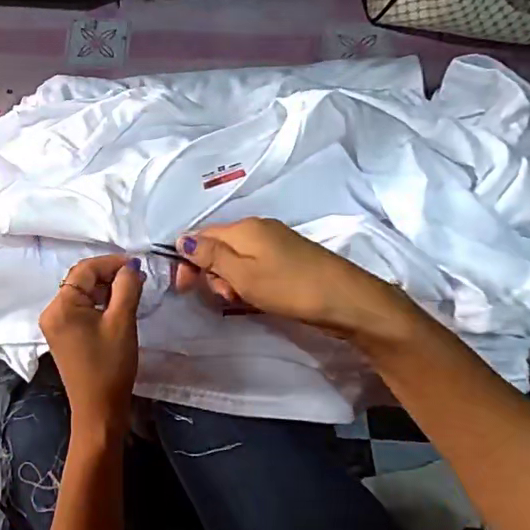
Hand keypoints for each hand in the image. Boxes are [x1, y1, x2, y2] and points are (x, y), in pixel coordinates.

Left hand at [39, 254, 141, 441]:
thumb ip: (127, 287)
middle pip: (80, 280)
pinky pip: (79, 309)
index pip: (84, 269)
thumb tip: (130, 266)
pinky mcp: (62, 336)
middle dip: (109, 275)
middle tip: (137, 278)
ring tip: (131, 291)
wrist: (98, 410)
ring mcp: (55, 325)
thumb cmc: (110, 365)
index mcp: (60, 306)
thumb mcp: (122, 321)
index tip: (137, 265)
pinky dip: (98, 303)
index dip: (111, 263)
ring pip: (81, 294)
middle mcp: (51, 311)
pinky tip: (117, 307)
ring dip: (105, 289)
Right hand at [173, 218, 426, 347]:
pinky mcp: (288, 258)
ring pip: (235, 260)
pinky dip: (248, 282)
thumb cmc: (289, 288)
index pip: (200, 236)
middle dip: (211, 274)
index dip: (187, 261)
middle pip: (217, 247)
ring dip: (230, 282)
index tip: (184, 288)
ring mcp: (275, 243)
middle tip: (225, 297)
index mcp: (244, 228)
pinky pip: (254, 266)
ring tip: (242, 301)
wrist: (348, 301)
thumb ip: (210, 256)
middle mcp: (258, 228)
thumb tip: (181, 238)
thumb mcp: (242, 275)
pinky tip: (257, 298)